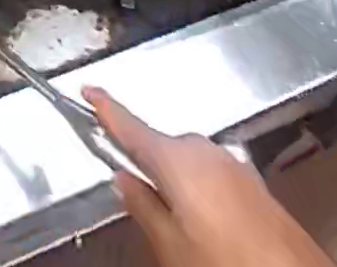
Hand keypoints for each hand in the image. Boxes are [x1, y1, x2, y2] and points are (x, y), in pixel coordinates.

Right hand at [85, 87, 334, 266]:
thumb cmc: (223, 262)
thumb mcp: (171, 246)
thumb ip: (143, 207)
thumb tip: (122, 178)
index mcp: (176, 159)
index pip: (131, 126)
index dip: (106, 108)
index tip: (87, 88)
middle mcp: (202, 148)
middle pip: (160, 147)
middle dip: (147, 166)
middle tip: (138, 199)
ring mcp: (229, 161)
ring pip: (186, 162)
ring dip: (175, 183)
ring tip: (178, 226)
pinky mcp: (249, 179)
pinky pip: (209, 173)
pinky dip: (198, 189)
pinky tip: (208, 224)